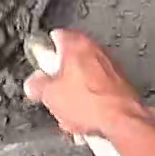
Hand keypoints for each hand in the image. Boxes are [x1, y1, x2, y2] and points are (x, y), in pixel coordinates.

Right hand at [23, 29, 152, 141]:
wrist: (121, 119)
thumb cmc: (92, 103)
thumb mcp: (50, 95)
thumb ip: (36, 85)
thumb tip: (33, 84)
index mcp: (77, 45)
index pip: (56, 36)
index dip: (45, 51)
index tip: (41, 63)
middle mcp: (96, 50)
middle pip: (71, 59)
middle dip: (61, 78)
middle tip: (54, 92)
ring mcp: (110, 66)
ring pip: (85, 77)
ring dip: (75, 92)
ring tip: (70, 110)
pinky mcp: (120, 84)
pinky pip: (98, 90)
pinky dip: (90, 100)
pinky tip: (85, 116)